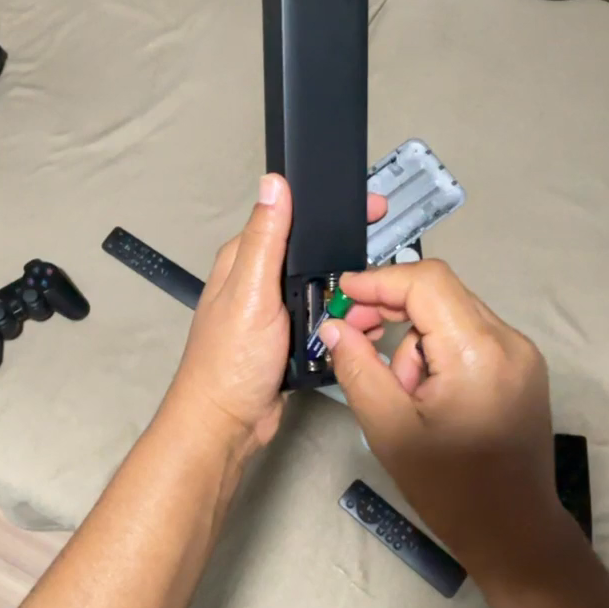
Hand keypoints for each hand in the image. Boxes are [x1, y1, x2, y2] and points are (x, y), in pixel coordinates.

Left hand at [163, 175, 385, 456]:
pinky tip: (362, 331)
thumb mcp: (251, 292)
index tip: (372, 208)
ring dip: (350, 300)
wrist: (228, 424)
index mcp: (245, 259)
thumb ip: (265, 239)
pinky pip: (324, 321)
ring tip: (370, 313)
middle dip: (350, 264)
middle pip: (316, 256)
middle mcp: (260, 281)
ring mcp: (276, 311)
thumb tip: (273, 182)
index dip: (330, 213)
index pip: (292, 219)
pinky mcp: (290, 338)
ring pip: (325, 290)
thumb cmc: (229, 361)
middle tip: (380, 276)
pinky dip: (343, 325)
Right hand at [316, 260, 572, 584]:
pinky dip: (437, 348)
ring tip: (401, 391)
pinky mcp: (522, 368)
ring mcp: (521, 354)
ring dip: (414, 337)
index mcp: (477, 352)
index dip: (379, 280)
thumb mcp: (389, 429)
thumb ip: (357, 368)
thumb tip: (333, 326)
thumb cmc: (449, 488)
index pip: (426, 283)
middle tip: (352, 332)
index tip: (342, 295)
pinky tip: (424, 390)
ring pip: (453, 313)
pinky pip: (470, 335)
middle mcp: (508, 340)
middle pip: (441, 292)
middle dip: (391, 306)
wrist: (514, 533)